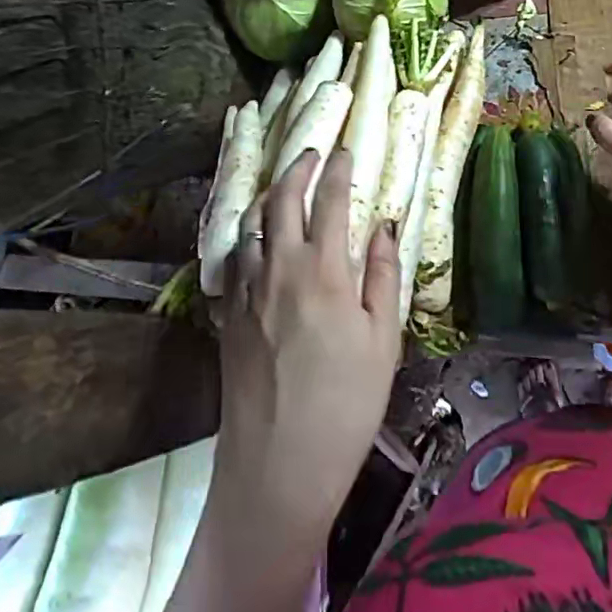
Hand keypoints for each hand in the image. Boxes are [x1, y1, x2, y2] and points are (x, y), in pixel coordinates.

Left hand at [216, 147, 401, 537]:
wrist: (279, 461)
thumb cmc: (347, 405)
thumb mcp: (383, 341)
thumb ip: (384, 277)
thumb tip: (384, 226)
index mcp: (324, 272)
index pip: (330, 202)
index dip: (339, 170)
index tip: (345, 150)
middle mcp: (280, 269)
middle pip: (283, 200)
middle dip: (298, 168)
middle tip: (312, 155)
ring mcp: (247, 290)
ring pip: (252, 224)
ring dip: (269, 197)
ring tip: (284, 188)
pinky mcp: (227, 313)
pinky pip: (235, 258)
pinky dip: (248, 236)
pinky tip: (256, 240)